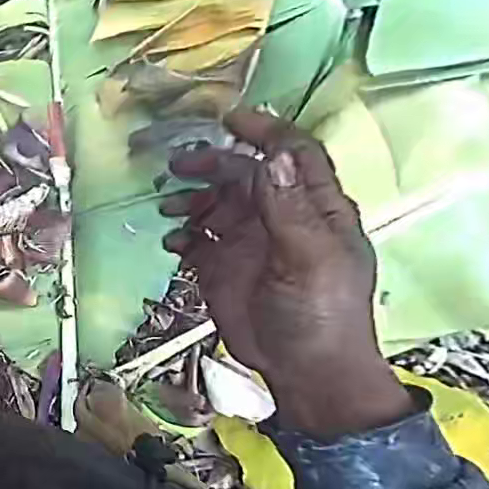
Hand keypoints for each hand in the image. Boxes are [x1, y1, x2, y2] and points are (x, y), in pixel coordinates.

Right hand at [159, 111, 411, 436]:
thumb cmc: (320, 312)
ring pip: (215, 205)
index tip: (228, 120)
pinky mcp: (222, 267)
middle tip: (177, 167)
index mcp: (313, 208)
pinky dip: (182, 236)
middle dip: (212, 166)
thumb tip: (272, 156)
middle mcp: (279, 217)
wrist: (303, 368)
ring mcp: (248, 242)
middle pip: (244, 176)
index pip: (292, 155)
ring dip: (191, 201)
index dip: (264, 133)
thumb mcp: (310, 259)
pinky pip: (197, 240)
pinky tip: (173, 243)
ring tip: (169, 209)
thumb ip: (289, 209)